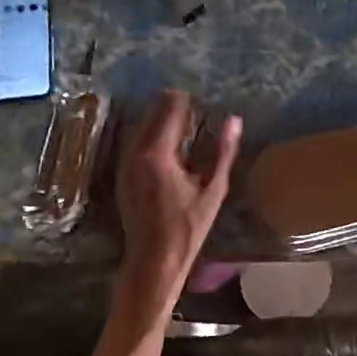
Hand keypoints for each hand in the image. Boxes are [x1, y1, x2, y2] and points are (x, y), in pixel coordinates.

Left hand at [117, 90, 241, 289]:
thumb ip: (223, 151)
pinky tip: (167, 145)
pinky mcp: (122, 175)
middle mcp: (135, 153)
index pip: (168, 111)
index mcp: (158, 154)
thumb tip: (234, 120)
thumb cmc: (189, 227)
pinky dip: (151, 136)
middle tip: (191, 106)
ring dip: (159, 120)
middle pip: (151, 115)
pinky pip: (136, 143)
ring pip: (140, 128)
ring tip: (181, 120)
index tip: (196, 97)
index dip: (182, 100)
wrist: (155, 259)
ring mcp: (125, 164)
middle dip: (170, 107)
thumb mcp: (214, 189)